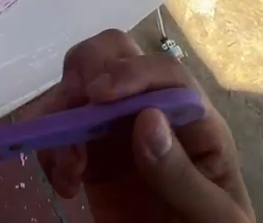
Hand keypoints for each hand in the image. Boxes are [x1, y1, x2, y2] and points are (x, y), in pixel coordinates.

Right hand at [36, 29, 253, 222]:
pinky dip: (49, 149)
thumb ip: (183, 176)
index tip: (98, 95)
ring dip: (59, 116)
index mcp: (193, 121)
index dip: (130, 72)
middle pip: (112, 55)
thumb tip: (147, 117)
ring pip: (76, 86)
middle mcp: (150, 112)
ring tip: (68, 169)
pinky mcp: (89, 151)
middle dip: (83, 74)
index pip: (164, 72)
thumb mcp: (213, 220)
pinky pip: (56, 129)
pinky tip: (64, 184)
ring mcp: (116, 128)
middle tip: (71, 111)